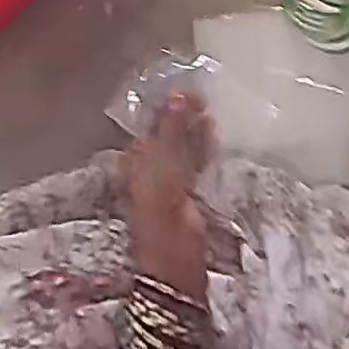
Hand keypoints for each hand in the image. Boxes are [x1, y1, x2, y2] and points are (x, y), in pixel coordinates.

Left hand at [123, 93, 214, 300]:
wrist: (176, 258)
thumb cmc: (160, 206)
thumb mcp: (162, 163)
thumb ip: (171, 128)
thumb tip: (178, 95)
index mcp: (136, 158)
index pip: (150, 123)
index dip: (166, 105)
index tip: (186, 90)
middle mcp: (151, 165)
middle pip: (168, 132)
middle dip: (183, 114)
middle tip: (202, 97)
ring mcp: (171, 178)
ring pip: (184, 144)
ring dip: (195, 127)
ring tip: (209, 109)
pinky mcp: (190, 190)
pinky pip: (197, 160)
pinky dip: (204, 145)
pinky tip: (213, 132)